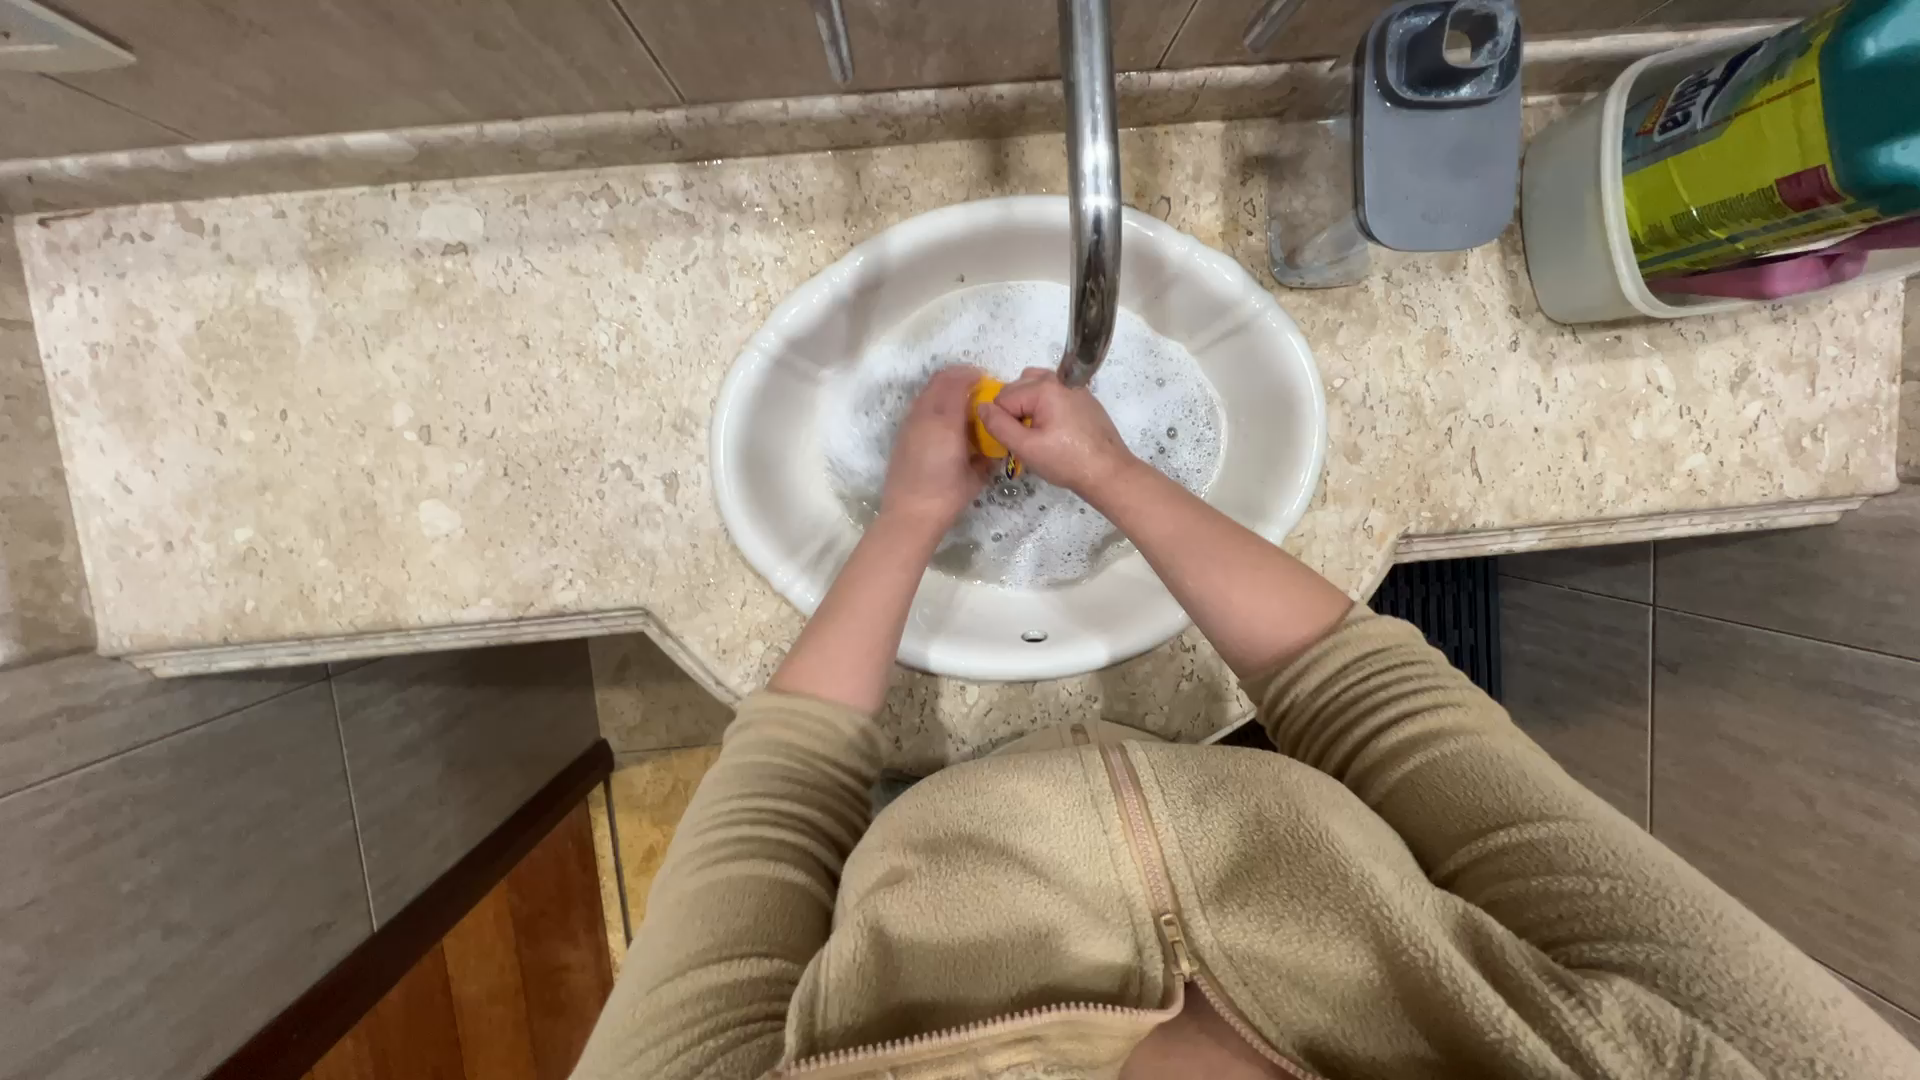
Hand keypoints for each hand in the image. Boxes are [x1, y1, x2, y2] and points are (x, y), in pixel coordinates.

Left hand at [880, 365, 990, 532]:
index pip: (957, 383)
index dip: (972, 375)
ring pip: (926, 392)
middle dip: (957, 376)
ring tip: (959, 400)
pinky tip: (944, 419)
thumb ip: (986, 455)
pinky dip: (932, 402)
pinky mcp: (902, 435)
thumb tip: (992, 445)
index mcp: (946, 422)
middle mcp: (925, 416)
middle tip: (974, 383)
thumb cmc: (947, 496)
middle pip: (939, 380)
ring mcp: (910, 424)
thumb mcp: (976, 476)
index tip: (985, 378)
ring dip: (943, 388)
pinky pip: (918, 407)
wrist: (910, 513)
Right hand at [975, 367, 1136, 495]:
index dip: (1003, 422)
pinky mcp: (1082, 398)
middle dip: (1014, 412)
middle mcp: (1059, 379)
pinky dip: (1044, 406)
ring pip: (1033, 387)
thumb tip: (981, 407)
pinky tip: (1053, 430)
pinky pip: (1051, 393)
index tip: (1017, 442)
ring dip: (1026, 406)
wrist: (1108, 472)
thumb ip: (999, 426)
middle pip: (1017, 388)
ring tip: (1036, 431)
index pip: (1003, 398)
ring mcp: (1073, 386)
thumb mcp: (1026, 448)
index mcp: (1044, 387)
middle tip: (1026, 439)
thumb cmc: (1066, 462)